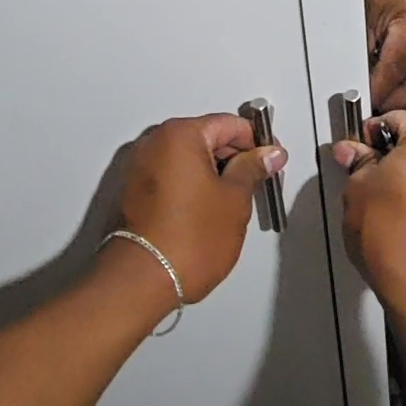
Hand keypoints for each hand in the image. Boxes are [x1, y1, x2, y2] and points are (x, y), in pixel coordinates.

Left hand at [108, 114, 286, 302]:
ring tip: (232, 202)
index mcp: (181, 134)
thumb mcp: (235, 198)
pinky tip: (207, 210)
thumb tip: (269, 153)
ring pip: (189, 158)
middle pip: (207, 137)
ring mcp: (140, 166)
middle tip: (256, 183)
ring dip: (213, 173)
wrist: (144, 281)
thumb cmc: (190, 238)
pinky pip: (172, 175)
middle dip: (234, 158)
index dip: (257, 143)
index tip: (271, 161)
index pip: (231, 124)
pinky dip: (192, 185)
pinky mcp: (134, 190)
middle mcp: (155, 142)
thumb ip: (253, 168)